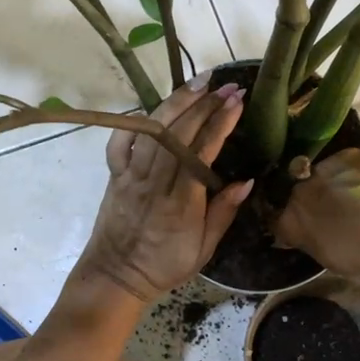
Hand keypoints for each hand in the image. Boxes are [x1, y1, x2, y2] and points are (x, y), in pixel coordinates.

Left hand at [77, 77, 253, 302]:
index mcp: (181, 204)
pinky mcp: (114, 176)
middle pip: (179, 134)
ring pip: (152, 131)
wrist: (116, 277)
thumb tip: (245, 181)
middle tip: (226, 86)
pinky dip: (134, 123)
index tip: (237, 102)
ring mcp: (130, 177)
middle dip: (204, 104)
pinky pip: (120, 142)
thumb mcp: (204, 249)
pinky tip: (153, 109)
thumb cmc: (165, 265)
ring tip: (198, 84)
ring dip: (176, 103)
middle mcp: (154, 184)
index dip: (220, 124)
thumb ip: (223, 213)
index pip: (202, 152)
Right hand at [274, 150, 359, 277]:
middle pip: (298, 191)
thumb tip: (294, 230)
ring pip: (323, 176)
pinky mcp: (357, 152)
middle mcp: (305, 184)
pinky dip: (354, 176)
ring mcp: (331, 164)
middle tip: (332, 217)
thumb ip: (307, 240)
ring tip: (357, 203)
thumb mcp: (330, 258)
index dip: (290, 224)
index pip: (278, 218)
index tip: (303, 231)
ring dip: (332, 186)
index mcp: (294, 215)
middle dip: (310, 202)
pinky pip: (346, 166)